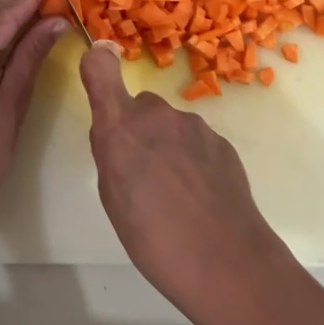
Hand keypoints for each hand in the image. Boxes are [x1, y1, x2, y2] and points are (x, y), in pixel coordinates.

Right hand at [79, 42, 294, 324]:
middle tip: (141, 173)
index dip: (98, 61)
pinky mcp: (222, 143)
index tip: (99, 66)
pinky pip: (196, 142)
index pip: (100, 68)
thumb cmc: (152, 238)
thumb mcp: (111, 197)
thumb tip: (115, 134)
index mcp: (120, 128)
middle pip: (140, 107)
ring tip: (173, 194)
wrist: (225, 263)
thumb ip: (110, 152)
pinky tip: (198, 197)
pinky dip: (193, 160)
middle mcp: (157, 115)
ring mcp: (194, 126)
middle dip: (137, 129)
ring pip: (170, 126)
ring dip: (167, 147)